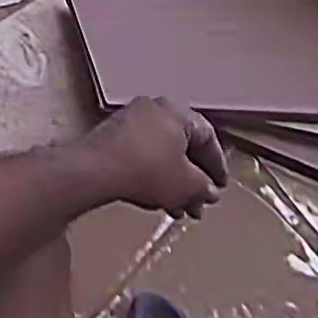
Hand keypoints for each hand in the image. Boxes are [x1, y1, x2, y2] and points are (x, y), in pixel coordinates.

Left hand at [74, 97, 227, 217]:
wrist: (98, 168)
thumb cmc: (148, 169)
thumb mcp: (189, 185)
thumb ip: (205, 187)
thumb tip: (207, 190)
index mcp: (175, 111)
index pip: (207, 136)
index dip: (217, 165)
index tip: (219, 186)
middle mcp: (152, 108)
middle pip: (182, 145)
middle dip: (193, 178)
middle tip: (199, 202)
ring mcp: (129, 118)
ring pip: (162, 152)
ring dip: (174, 181)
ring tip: (179, 209)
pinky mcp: (112, 133)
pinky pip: (142, 152)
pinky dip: (153, 174)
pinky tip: (158, 200)